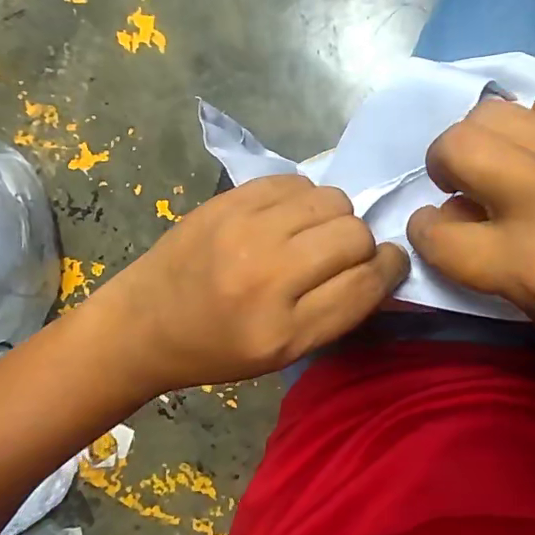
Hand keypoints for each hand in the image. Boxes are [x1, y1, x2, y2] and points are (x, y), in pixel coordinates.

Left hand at [88, 175, 408, 394]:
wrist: (144, 321)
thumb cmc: (216, 349)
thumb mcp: (281, 354)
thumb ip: (335, 311)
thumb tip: (381, 264)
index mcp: (283, 332)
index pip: (366, 284)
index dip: (390, 269)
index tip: (387, 264)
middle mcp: (267, 277)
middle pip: (354, 235)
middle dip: (361, 244)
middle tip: (340, 254)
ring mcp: (244, 231)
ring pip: (330, 199)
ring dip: (333, 216)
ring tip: (310, 233)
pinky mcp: (227, 201)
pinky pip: (295, 181)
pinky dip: (302, 197)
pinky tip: (285, 216)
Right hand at [404, 89, 534, 410]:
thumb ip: (491, 268)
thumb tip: (457, 217)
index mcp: (531, 265)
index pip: (435, 232)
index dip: (425, 232)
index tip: (440, 232)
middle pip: (454, 147)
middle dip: (443, 166)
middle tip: (465, 185)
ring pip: (493, 112)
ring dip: (486, 140)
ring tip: (510, 162)